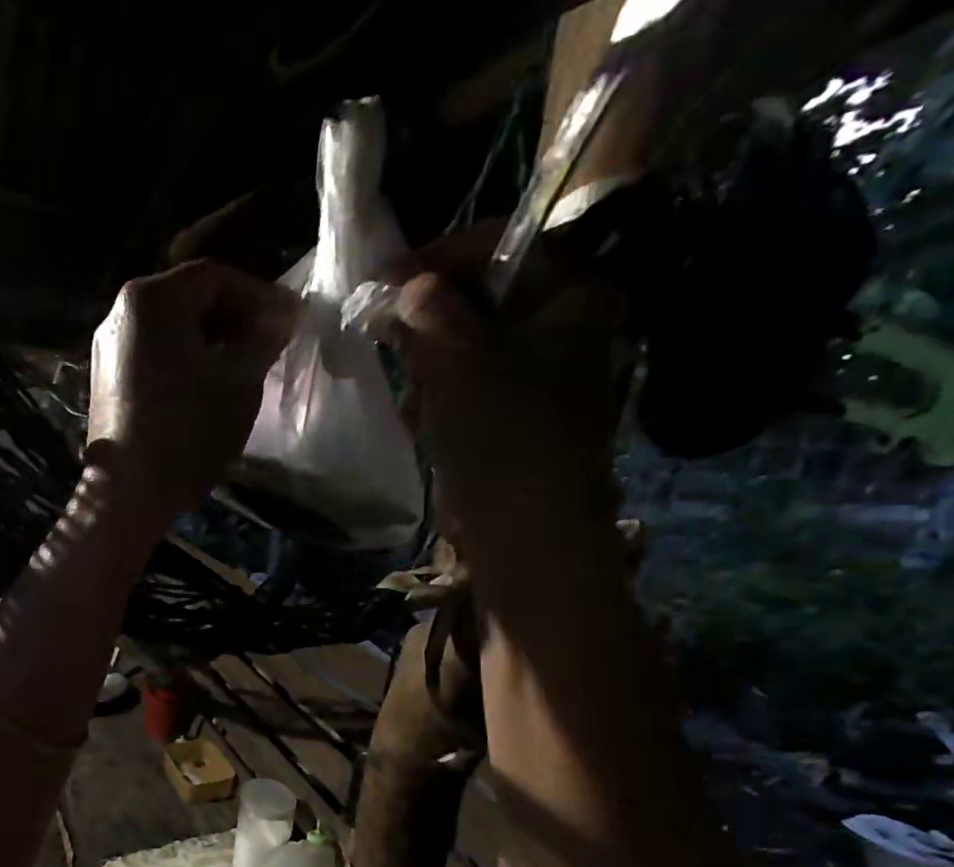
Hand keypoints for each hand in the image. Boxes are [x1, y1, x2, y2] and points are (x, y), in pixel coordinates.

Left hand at [86, 259, 297, 531]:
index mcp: (152, 300)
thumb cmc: (189, 430)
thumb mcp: (240, 380)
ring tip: (244, 362)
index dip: (259, 293)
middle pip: (188, 296)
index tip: (289, 319)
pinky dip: (185, 354)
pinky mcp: (105, 375)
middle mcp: (120, 312)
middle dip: (234, 314)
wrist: (128, 492)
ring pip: (170, 324)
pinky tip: (209, 380)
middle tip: (270, 340)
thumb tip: (283, 314)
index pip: (215, 276)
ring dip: (211, 336)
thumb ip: (264, 336)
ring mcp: (107, 345)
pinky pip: (153, 348)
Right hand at [378, 225, 625, 557]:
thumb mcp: (455, 361)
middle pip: (481, 293)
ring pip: (468, 338)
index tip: (381, 277)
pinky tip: (421, 413)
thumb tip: (398, 283)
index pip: (498, 246)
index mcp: (572, 296)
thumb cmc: (501, 438)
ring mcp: (542, 369)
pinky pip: (468, 377)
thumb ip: (423, 309)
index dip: (436, 256)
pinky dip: (439, 388)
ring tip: (408, 385)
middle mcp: (565, 324)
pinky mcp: (516, 408)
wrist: (525, 534)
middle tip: (383, 328)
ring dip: (428, 356)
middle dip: (427, 313)